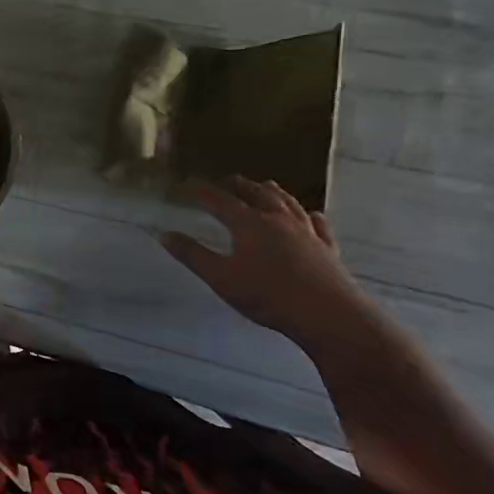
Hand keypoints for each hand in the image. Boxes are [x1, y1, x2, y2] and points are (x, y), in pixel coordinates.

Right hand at [161, 177, 373, 343]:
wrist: (328, 315)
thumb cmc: (267, 295)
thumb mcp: (220, 277)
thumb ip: (192, 255)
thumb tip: (165, 234)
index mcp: (249, 224)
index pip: (220, 201)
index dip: (202, 191)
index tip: (188, 182)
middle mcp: (278, 221)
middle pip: (258, 195)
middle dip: (242, 185)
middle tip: (231, 179)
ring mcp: (307, 233)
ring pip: (289, 204)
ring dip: (275, 193)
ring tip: (267, 185)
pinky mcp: (327, 249)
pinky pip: (319, 225)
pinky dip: (312, 216)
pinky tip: (313, 214)